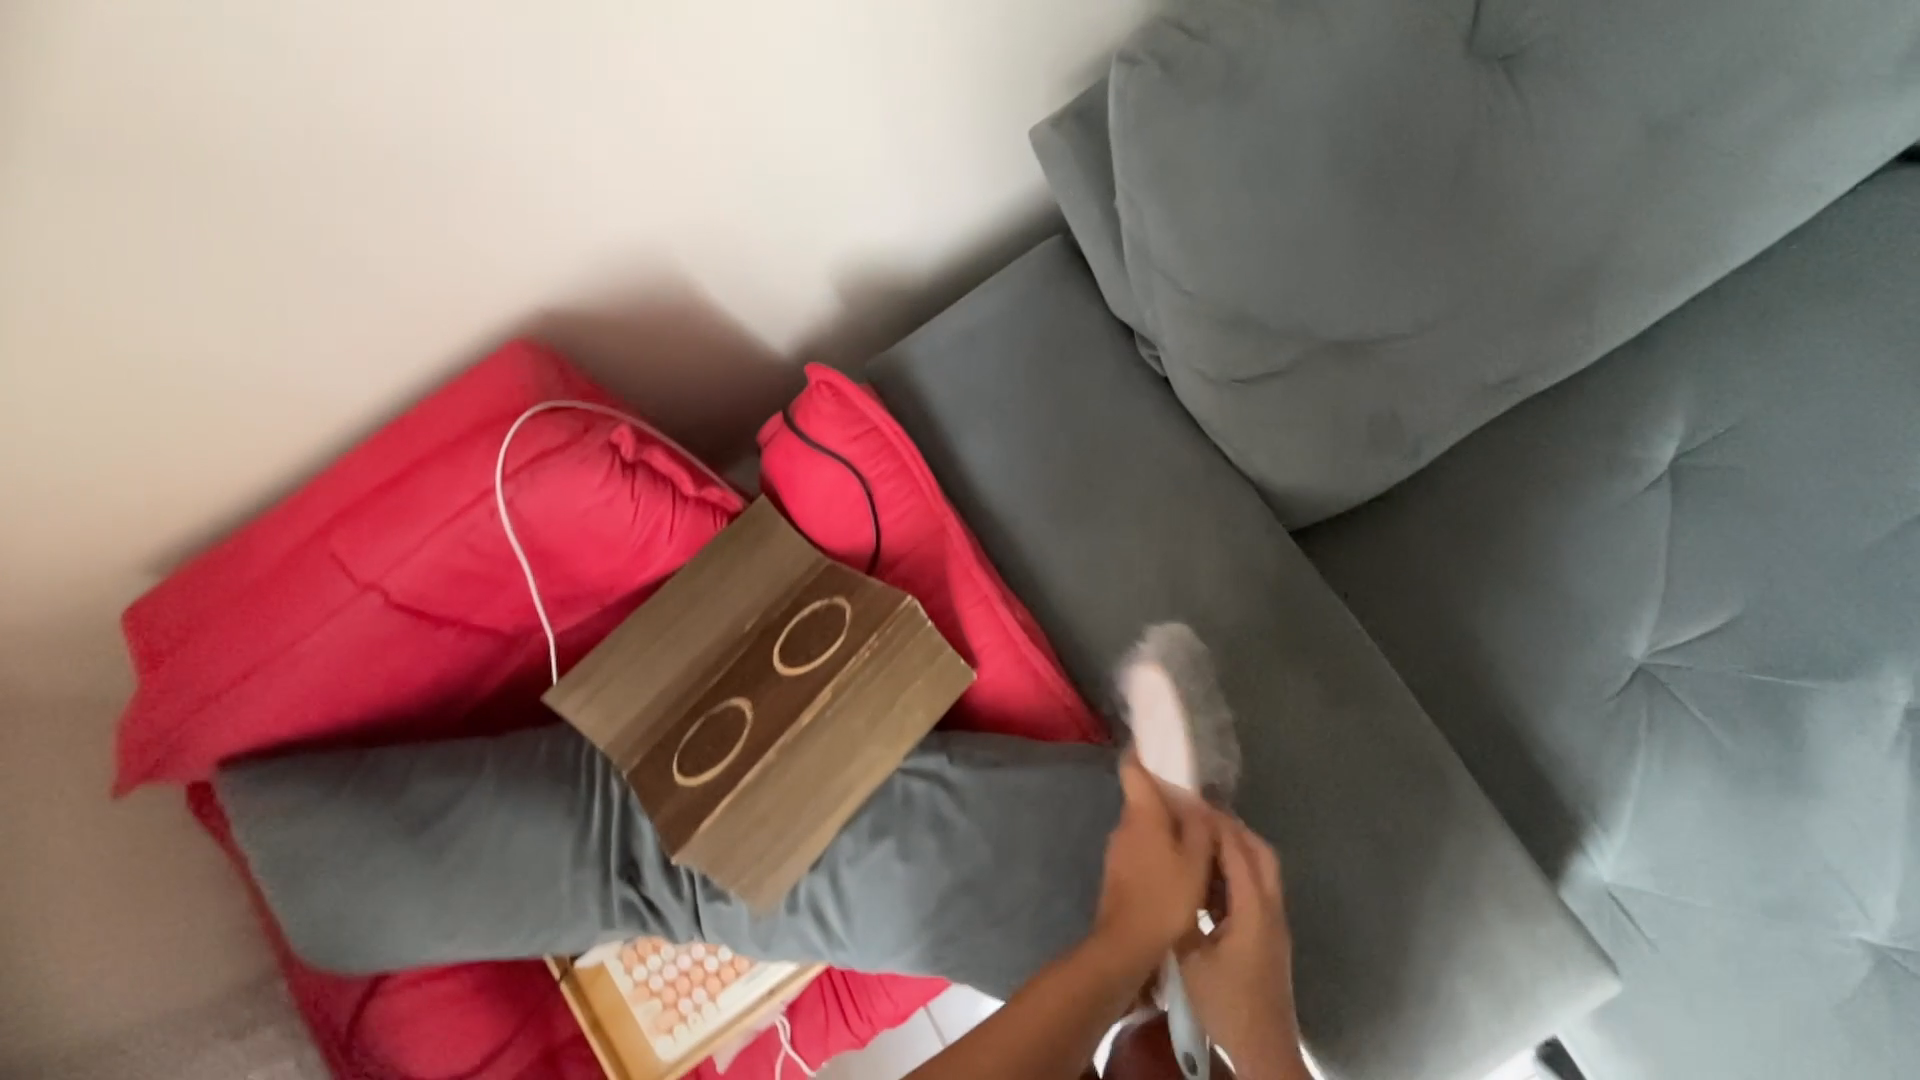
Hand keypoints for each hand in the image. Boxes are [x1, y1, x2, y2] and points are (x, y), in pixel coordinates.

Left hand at [1091, 755, 1219, 976]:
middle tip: (1200, 806)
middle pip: (1144, 799)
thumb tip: (1199, 802)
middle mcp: (1123, 824)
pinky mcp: (1118, 873)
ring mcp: (1117, 849)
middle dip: (1169, 798)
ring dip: (1167, 829)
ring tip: (1198, 841)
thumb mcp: (1196, 861)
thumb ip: (1199, 826)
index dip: (1142, 751)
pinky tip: (1182, 869)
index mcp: (1141, 814)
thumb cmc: (1165, 897)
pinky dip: (1160, 850)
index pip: (1133, 769)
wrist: (1127, 944)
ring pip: (1145, 827)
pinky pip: (1142, 849)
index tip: (1156, 742)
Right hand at [1178, 816, 1298, 1070]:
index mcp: (1253, 909)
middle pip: (1260, 853)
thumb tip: (1166, 882)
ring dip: (1235, 850)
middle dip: (1232, 829)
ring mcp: (1274, 923)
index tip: (1188, 804)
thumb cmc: (1227, 1002)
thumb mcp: (1191, 959)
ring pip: (1262, 871)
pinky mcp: (1269, 937)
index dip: (1214, 825)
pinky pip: (1257, 890)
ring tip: (1199, 840)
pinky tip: (1208, 881)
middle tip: (1198, 816)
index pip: (1237, 852)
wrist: (1264, 1046)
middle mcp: (1270, 909)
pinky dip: (1236, 873)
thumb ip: (1180, 916)